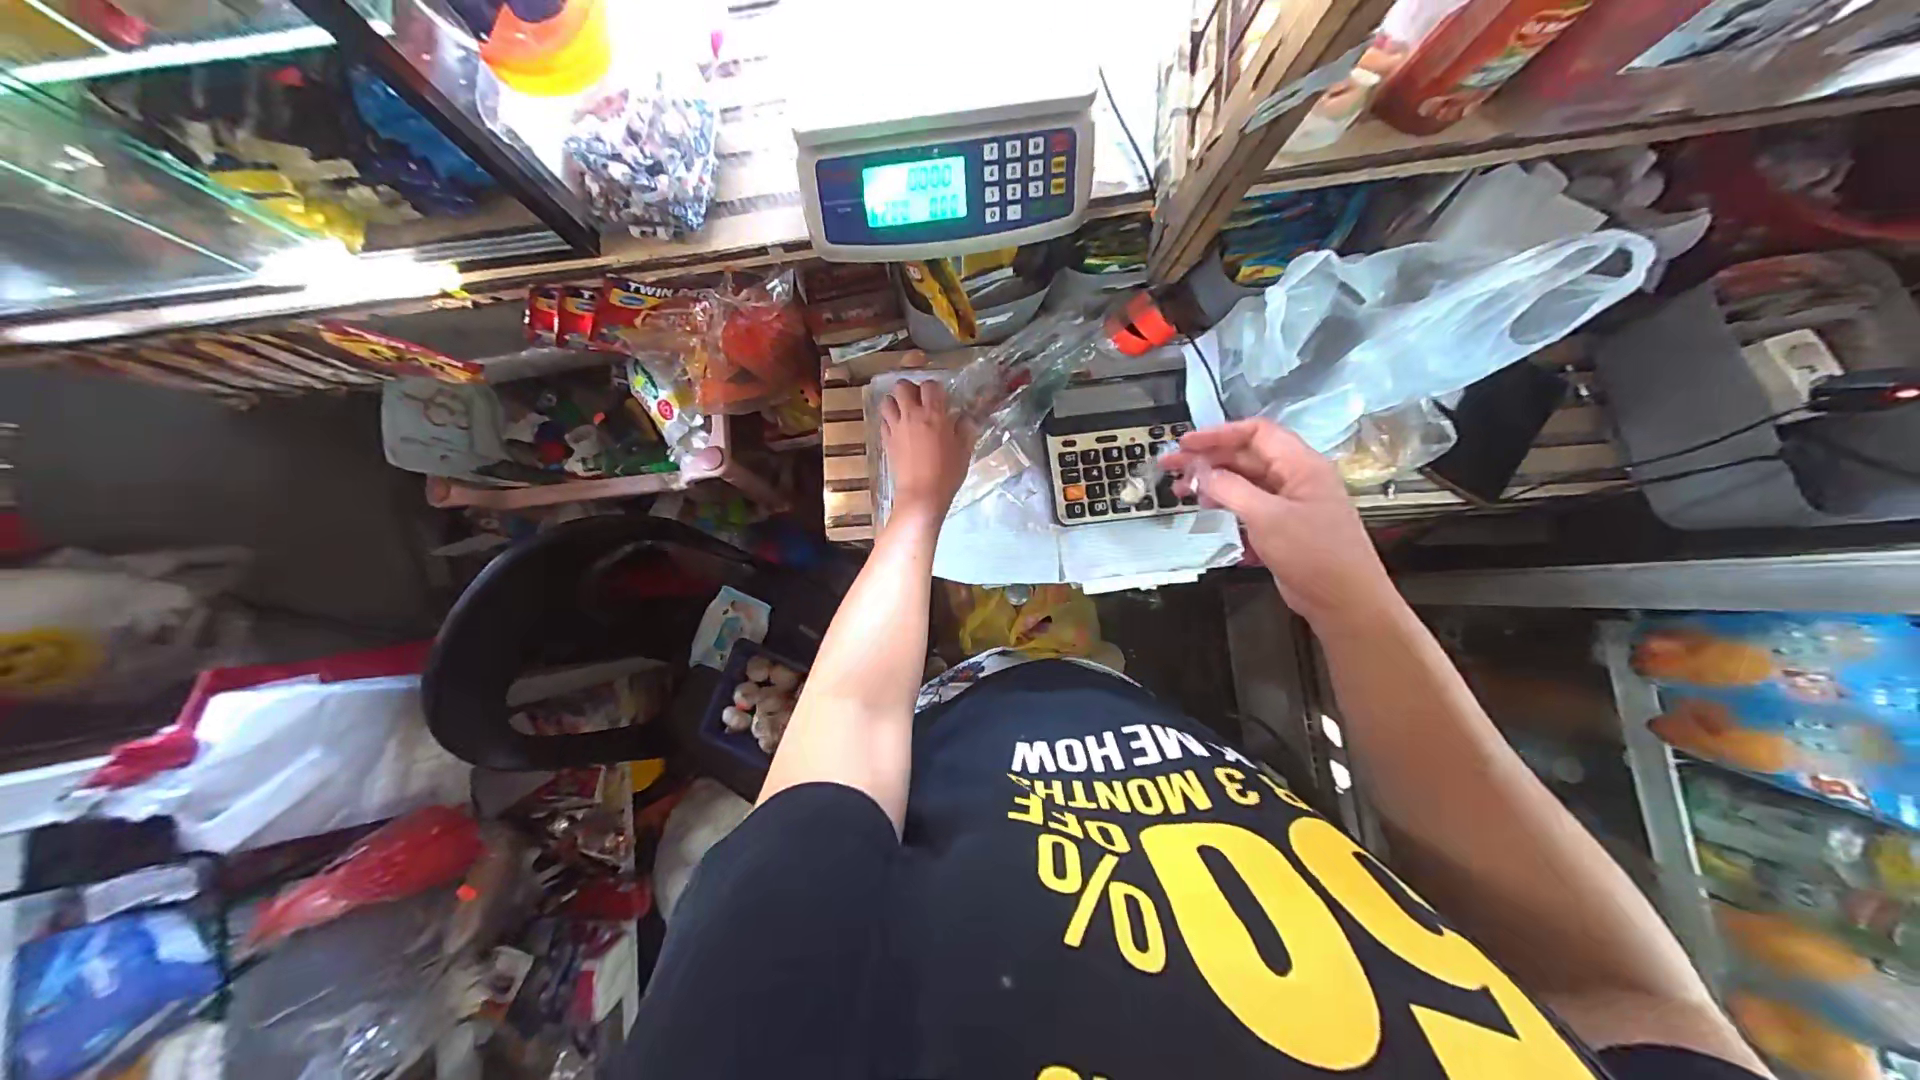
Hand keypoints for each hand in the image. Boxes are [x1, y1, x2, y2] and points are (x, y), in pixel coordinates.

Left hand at [880, 378, 971, 520]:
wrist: (922, 494)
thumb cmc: (947, 473)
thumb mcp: (964, 450)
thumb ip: (965, 429)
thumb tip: (964, 418)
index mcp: (933, 414)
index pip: (930, 385)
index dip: (935, 388)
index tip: (941, 399)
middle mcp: (911, 415)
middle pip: (902, 386)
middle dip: (911, 389)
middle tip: (920, 401)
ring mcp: (896, 427)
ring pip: (887, 400)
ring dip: (896, 402)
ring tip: (906, 412)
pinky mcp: (886, 440)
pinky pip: (883, 420)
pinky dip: (890, 419)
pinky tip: (899, 428)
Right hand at [1161, 418, 1398, 628]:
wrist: (1344, 600)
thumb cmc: (1313, 554)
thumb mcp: (1267, 517)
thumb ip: (1230, 488)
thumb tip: (1201, 471)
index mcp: (1301, 465)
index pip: (1256, 432)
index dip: (1218, 434)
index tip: (1186, 444)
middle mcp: (1295, 477)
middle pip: (1245, 455)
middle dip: (1207, 458)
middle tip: (1172, 466)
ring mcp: (1288, 501)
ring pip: (1243, 479)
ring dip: (1212, 481)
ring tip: (1182, 490)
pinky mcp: (1281, 524)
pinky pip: (1248, 502)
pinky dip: (1224, 501)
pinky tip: (1206, 507)